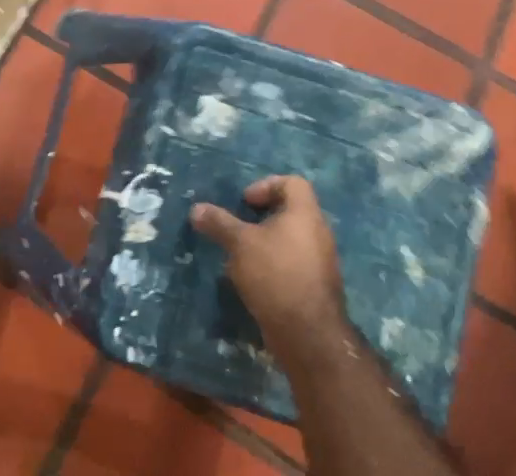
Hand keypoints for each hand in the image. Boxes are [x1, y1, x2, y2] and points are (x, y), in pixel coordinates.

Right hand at [192, 176, 344, 358]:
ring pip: (289, 239)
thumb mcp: (239, 244)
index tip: (244, 203)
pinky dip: (272, 264)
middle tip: (237, 228)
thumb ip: (219, 223)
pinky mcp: (314, 285)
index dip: (266, 185)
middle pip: (290, 211)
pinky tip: (252, 280)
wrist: (308, 333)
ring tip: (239, 255)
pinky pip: (292, 262)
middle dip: (259, 217)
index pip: (292, 183)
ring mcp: (319, 261)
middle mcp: (317, 233)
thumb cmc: (275, 275)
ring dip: (264, 242)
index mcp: (304, 215)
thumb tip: (196, 209)